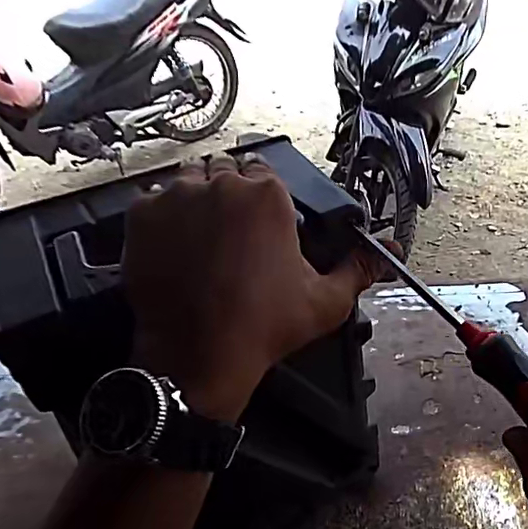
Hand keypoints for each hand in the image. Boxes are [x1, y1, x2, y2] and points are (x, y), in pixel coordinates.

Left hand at [122, 153, 387, 420]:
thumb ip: (359, 269)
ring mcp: (175, 199)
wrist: (200, 355)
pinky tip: (182, 250)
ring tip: (210, 243)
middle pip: (228, 173)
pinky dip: (167, 219)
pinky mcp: (141, 218)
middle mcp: (219, 186)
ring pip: (190, 182)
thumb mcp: (326, 301)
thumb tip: (386, 256)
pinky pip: (155, 202)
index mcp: (267, 197)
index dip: (269, 201)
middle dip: (235, 197)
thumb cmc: (262, 327)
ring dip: (201, 202)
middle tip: (240, 238)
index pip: (268, 174)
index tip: (268, 224)